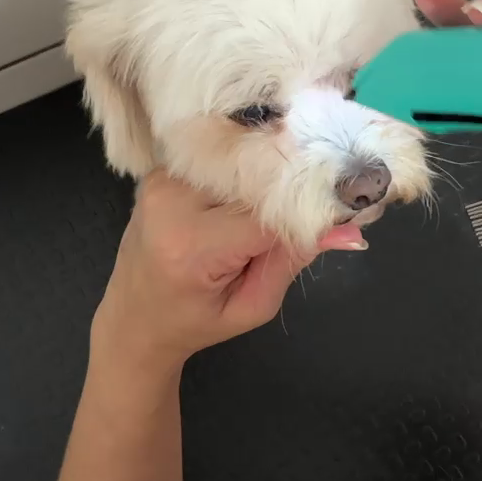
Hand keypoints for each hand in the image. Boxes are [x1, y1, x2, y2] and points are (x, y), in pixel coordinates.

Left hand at [91, 172, 362, 372]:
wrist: (133, 317)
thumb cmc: (195, 321)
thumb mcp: (254, 305)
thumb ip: (294, 259)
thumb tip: (349, 225)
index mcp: (193, 246)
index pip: (268, 211)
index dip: (309, 206)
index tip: (343, 208)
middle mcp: (172, 202)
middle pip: (254, 177)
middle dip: (293, 185)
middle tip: (330, 191)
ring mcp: (162, 180)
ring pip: (239, 161)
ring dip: (268, 176)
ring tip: (288, 193)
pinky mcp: (162, 171)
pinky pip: (219, 159)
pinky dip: (245, 170)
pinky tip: (257, 184)